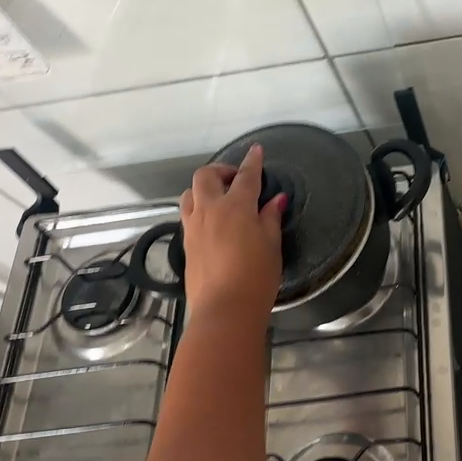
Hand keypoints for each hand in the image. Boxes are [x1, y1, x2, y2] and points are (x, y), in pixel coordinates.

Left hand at [178, 145, 286, 324]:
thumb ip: (270, 218)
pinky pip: (188, 215)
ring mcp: (193, 227)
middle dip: (221, 171)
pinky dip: (199, 209)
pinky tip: (213, 222)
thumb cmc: (257, 277)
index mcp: (236, 206)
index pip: (245, 176)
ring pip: (190, 194)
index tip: (256, 150)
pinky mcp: (186, 244)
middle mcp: (210, 210)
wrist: (224, 310)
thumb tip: (276, 200)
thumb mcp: (272, 245)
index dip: (252, 161)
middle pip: (206, 176)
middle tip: (236, 180)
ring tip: (220, 199)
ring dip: (204, 189)